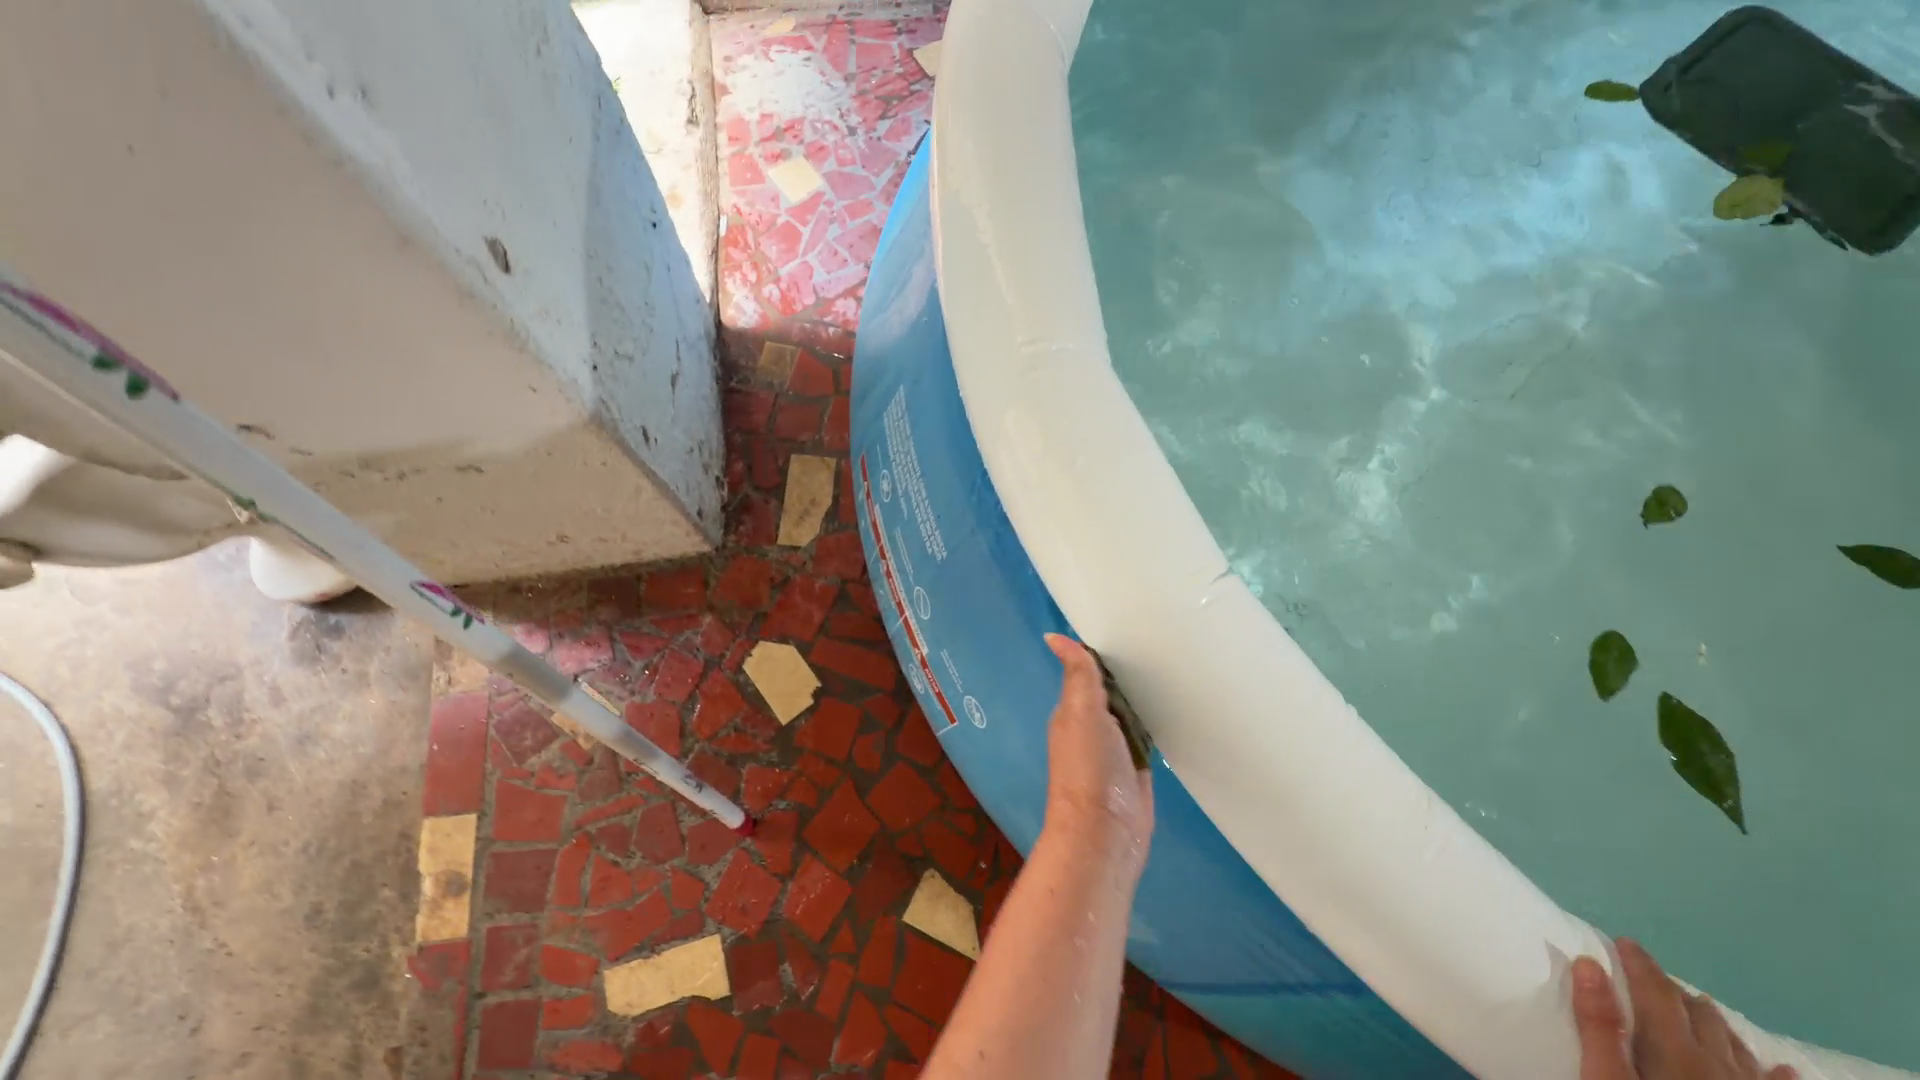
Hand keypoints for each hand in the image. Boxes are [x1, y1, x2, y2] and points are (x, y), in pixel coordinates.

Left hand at [1041, 634, 1153, 864]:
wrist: (1106, 832)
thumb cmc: (1089, 767)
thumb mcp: (1081, 714)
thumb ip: (1077, 676)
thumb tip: (1053, 636)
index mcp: (1073, 710)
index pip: (1090, 671)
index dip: (1107, 651)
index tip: (1134, 622)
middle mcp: (1092, 725)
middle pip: (1113, 689)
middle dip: (1131, 669)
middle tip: (1165, 638)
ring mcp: (1116, 747)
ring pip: (1132, 710)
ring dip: (1146, 693)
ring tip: (1176, 662)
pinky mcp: (1138, 765)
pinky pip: (1148, 733)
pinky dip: (1158, 719)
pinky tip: (1177, 704)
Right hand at [1573, 938, 1796, 1079]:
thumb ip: (1598, 1025)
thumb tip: (1589, 963)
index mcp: (1674, 1050)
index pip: (1657, 992)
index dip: (1640, 964)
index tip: (1624, 942)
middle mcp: (1718, 1066)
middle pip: (1699, 1015)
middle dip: (1674, 991)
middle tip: (1651, 978)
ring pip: (1737, 1047)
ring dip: (1715, 1022)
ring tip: (1700, 1009)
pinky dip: (1776, 1074)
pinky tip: (1783, 1070)